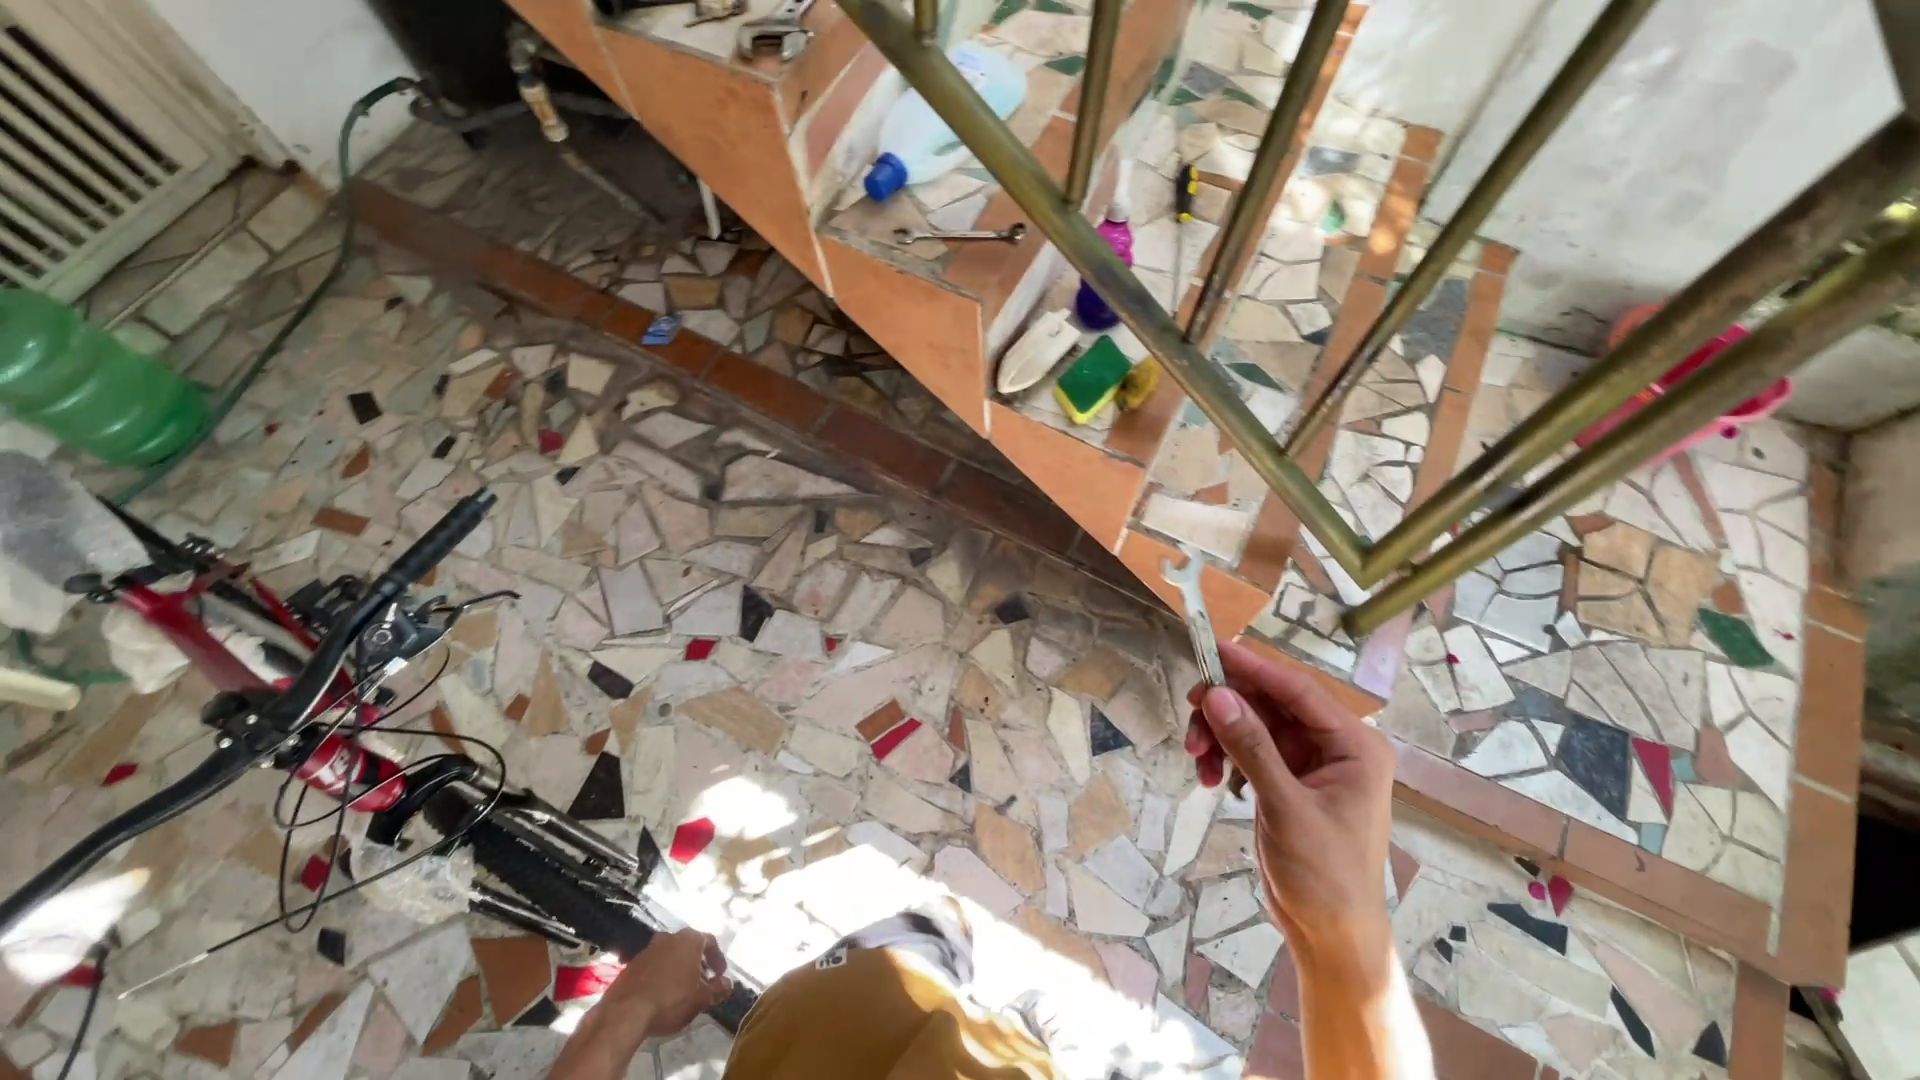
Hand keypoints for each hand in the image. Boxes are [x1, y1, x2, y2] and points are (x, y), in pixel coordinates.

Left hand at [599, 929, 731, 1040]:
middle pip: (689, 947)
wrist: (625, 1012)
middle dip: (697, 964)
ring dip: (678, 970)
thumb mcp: (701, 998)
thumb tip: (727, 984)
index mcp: (689, 939)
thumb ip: (717, 989)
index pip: (710, 942)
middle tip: (702, 983)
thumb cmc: (671, 1000)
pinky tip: (661, 995)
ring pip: (670, 956)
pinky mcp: (631, 965)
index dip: (718, 959)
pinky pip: (653, 967)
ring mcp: (647, 950)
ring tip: (682, 991)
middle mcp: (669, 937)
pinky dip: (661, 976)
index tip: (720, 976)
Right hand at [1185, 639, 1395, 964]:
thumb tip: (1216, 696)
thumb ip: (1251, 748)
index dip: (1254, 667)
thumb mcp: (1286, 808)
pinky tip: (1209, 778)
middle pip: (1271, 704)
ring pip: (1254, 725)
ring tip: (1196, 758)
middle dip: (1228, 708)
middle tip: (1190, 713)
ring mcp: (1309, 764)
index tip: (1213, 649)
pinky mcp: (1287, 782)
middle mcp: (1333, 746)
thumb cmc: (1324, 875)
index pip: (1297, 690)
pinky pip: (1250, 750)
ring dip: (1220, 734)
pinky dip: (1225, 757)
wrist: (1330, 934)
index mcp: (1354, 745)